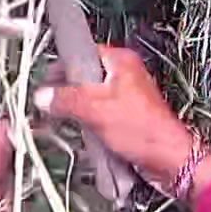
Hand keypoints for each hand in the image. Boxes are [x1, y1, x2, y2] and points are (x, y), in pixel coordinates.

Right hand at [34, 45, 210, 200]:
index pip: (85, 52)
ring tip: (65, 118)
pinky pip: (102, 111)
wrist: (169, 160)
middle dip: (69, 90)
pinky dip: (91, 119)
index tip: (47, 79)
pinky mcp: (128, 115)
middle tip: (52, 101)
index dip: (64, 65)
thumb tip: (42, 96)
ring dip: (79, 108)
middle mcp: (125, 73)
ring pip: (94, 95)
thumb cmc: (139, 128)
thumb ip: (66, 99)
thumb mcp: (96, 109)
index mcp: (121, 60)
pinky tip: (82, 130)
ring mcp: (128, 94)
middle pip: (87, 75)